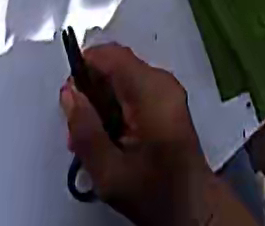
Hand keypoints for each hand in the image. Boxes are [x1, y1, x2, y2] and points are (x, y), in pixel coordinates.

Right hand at [60, 44, 254, 225]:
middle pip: (115, 65)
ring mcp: (166, 88)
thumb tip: (69, 95)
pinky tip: (111, 134)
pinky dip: (115, 104)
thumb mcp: (110, 174)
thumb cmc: (157, 194)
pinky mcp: (166, 97)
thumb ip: (85, 131)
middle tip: (79, 125)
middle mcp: (162, 81)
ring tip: (94, 137)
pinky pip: (132, 86)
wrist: (195, 211)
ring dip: (102, 100)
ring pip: (121, 76)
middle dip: (91, 90)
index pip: (111, 55)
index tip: (71, 95)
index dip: (85, 67)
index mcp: (152, 92)